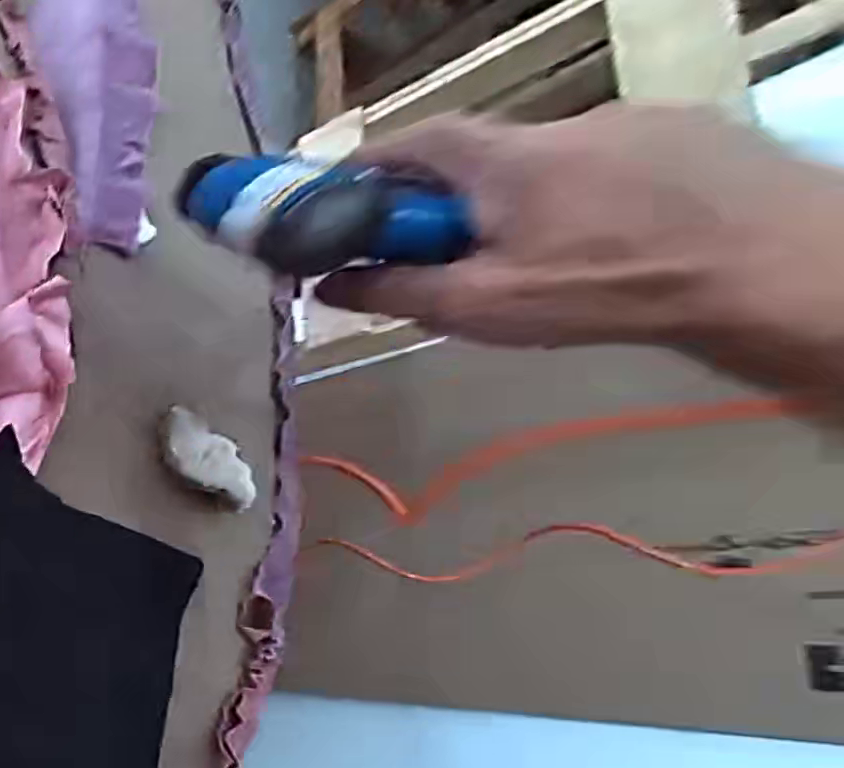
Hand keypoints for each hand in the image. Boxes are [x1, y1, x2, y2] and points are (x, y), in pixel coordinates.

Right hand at [316, 104, 843, 393]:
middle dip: (434, 201)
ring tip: (512, 259)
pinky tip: (582, 242)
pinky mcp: (690, 138)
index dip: (368, 162)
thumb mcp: (472, 304)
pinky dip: (565, 198)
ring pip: (536, 165)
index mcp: (507, 160)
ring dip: (503, 203)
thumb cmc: (602, 288)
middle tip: (421, 253)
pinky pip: (597, 164)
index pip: (417, 140)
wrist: (781, 269)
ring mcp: (637, 124)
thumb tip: (324, 286)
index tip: (335, 194)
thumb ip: (390, 291)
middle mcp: (566, 126)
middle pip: (473, 157)